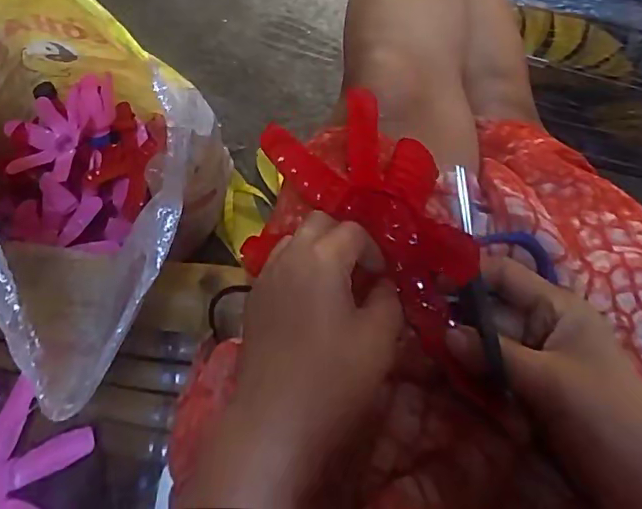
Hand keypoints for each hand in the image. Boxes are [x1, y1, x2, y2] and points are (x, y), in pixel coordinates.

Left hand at [178, 212, 402, 506]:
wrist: (273, 419)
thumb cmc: (333, 379)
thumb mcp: (379, 341)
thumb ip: (388, 300)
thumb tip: (382, 284)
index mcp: (322, 257)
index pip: (353, 230)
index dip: (374, 249)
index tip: (383, 279)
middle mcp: (290, 254)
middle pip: (318, 222)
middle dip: (343, 238)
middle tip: (360, 273)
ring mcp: (266, 274)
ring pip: (294, 239)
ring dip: (317, 250)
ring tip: (334, 285)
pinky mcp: (253, 296)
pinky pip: (279, 263)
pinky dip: (297, 267)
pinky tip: (308, 303)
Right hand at [449, 255, 641, 508]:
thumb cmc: (608, 419)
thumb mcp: (552, 382)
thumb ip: (495, 355)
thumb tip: (443, 332)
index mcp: (557, 308)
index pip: (503, 273)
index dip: (466, 271)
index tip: (425, 277)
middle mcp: (543, 328)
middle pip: (489, 312)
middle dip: (456, 318)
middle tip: (415, 323)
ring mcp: (536, 364)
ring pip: (486, 347)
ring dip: (462, 354)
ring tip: (428, 355)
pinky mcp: (531, 398)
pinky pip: (493, 378)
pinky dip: (475, 381)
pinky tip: (451, 383)